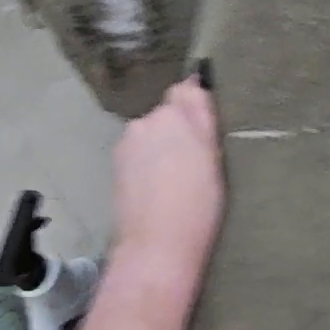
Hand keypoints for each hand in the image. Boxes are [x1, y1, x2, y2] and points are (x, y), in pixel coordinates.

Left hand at [110, 78, 224, 278]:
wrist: (156, 246)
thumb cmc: (198, 204)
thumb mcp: (214, 158)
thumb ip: (202, 117)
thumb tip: (194, 83)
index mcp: (177, 114)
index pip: (186, 90)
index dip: (194, 105)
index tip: (203, 124)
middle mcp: (147, 120)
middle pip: (166, 113)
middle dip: (176, 127)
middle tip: (191, 159)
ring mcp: (128, 141)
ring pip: (150, 133)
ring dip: (159, 144)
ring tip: (171, 177)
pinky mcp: (116, 163)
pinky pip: (137, 151)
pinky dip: (145, 161)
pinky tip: (154, 186)